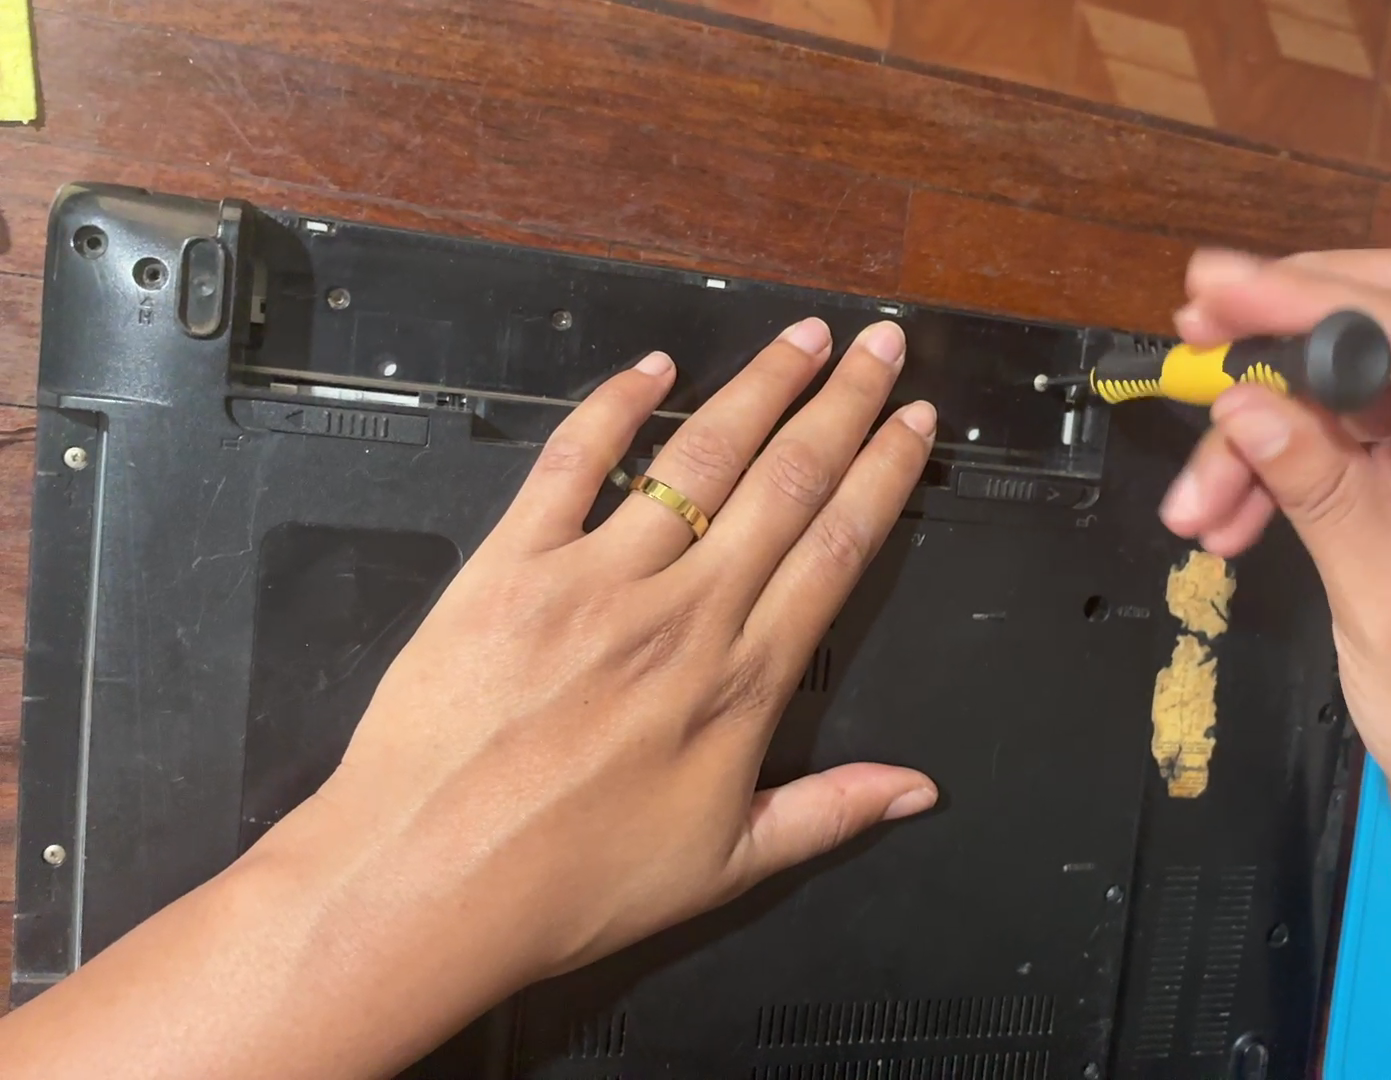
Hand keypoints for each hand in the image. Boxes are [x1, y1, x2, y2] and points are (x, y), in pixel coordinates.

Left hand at [259, 316, 940, 984]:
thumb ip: (836, 810)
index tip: (914, 422)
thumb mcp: (731, 863)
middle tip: (881, 347)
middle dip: (845, 403)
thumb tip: (922, 791)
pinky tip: (655, 367)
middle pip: (787, 481)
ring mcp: (597, 579)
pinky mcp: (511, 567)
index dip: (885, 472)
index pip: (838, 545)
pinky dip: (613, 408)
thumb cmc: (578, 882)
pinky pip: (570, 465)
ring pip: (699, 458)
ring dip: (762, 387)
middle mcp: (684, 612)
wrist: (418, 891)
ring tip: (805, 337)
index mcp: (743, 678)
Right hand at [1159, 249, 1390, 835]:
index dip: (1314, 303)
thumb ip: (1320, 493)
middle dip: (1294, 318)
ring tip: (1196, 503)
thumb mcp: (1386, 606)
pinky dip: (1269, 468)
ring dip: (1259, 430)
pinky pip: (1330, 439)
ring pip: (1347, 386)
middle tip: (1200, 323)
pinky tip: (1226, 518)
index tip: (1219, 291)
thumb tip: (1243, 404)